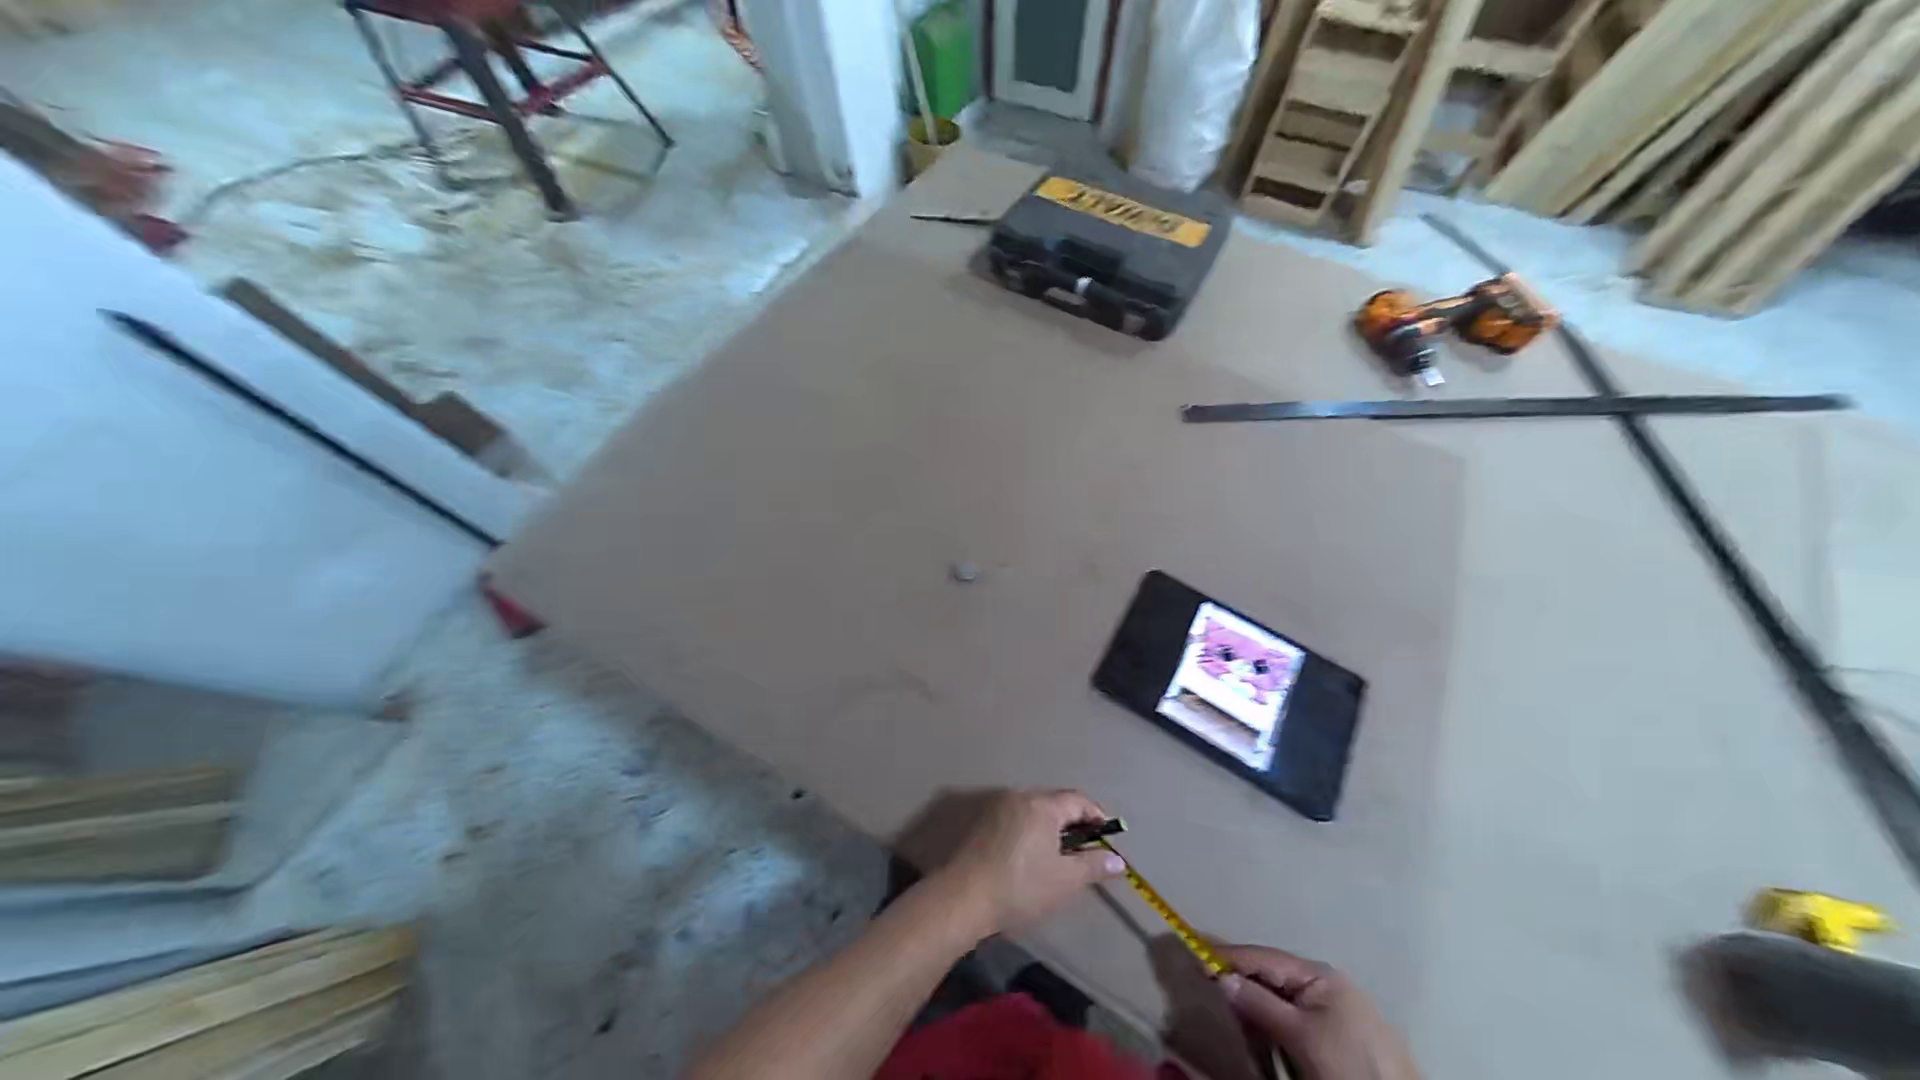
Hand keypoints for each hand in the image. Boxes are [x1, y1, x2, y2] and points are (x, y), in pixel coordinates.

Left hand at [932, 789, 1125, 936]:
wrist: (962, 897)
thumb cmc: (1020, 887)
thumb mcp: (1065, 881)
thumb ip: (1094, 866)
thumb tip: (1118, 860)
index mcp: (1041, 805)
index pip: (1077, 800)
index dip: (1096, 815)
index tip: (1105, 836)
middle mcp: (1018, 797)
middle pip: (1054, 802)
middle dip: (1072, 821)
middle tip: (1084, 849)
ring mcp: (995, 807)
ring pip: (1032, 810)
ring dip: (1048, 826)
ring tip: (1057, 855)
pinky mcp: (980, 822)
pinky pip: (1014, 818)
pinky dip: (1028, 830)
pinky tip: (1028, 857)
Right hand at [1217, 944, 1419, 1079]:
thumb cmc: (1352, 1067)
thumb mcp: (1302, 1036)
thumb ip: (1260, 1004)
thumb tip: (1220, 976)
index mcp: (1318, 974)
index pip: (1262, 957)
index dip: (1227, 956)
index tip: (1193, 953)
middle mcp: (1323, 983)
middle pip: (1268, 974)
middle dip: (1237, 978)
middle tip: (1203, 981)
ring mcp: (1329, 1009)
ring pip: (1276, 996)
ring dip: (1251, 1002)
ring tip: (1224, 1005)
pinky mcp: (1331, 1035)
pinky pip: (1288, 1016)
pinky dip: (1267, 1019)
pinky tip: (1253, 1027)